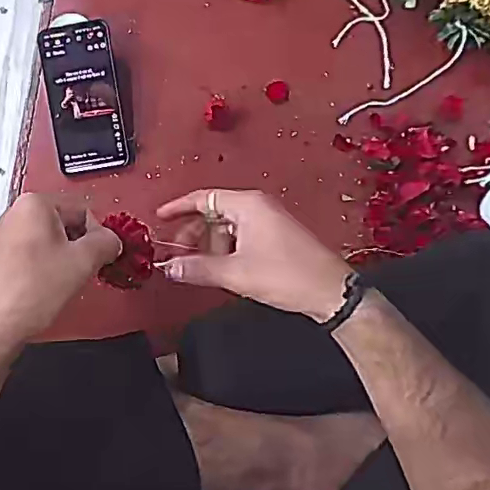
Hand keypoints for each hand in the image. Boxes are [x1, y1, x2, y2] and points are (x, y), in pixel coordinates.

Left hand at [0, 194, 120, 356]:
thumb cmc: (30, 291)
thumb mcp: (82, 262)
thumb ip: (106, 243)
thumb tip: (111, 240)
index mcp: (35, 204)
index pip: (83, 211)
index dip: (96, 236)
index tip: (99, 257)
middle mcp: (16, 213)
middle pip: (67, 224)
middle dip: (79, 248)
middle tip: (80, 272)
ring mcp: (6, 235)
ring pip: (52, 242)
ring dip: (64, 261)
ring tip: (60, 283)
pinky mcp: (1, 257)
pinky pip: (36, 255)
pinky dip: (46, 269)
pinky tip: (45, 289)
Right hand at [156, 189, 353, 321]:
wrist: (330, 291)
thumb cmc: (288, 275)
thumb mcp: (235, 273)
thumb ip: (198, 268)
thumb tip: (170, 267)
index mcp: (248, 205)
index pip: (203, 198)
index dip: (178, 208)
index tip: (160, 218)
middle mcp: (258, 206)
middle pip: (213, 212)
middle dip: (193, 233)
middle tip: (178, 254)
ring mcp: (268, 220)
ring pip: (227, 226)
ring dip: (210, 245)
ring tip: (200, 267)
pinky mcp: (275, 235)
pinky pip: (241, 235)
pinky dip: (226, 249)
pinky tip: (221, 269)